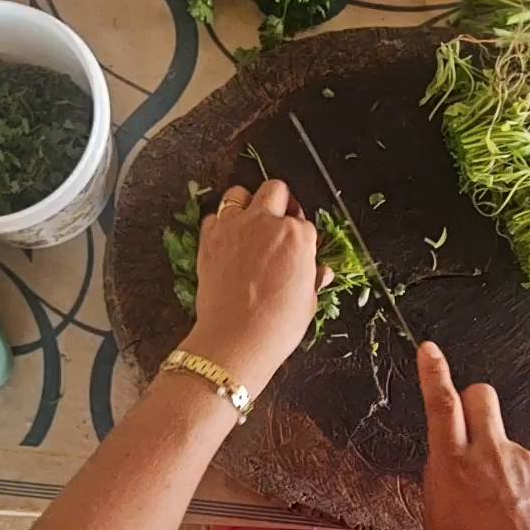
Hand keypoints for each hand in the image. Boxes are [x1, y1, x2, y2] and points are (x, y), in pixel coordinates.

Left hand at [178, 180, 332, 392]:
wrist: (237, 339)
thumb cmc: (276, 325)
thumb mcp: (307, 303)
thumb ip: (312, 279)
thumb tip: (319, 273)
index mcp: (297, 236)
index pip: (305, 224)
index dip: (301, 237)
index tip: (297, 250)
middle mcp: (266, 223)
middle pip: (276, 191)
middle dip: (280, 203)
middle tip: (278, 222)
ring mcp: (235, 227)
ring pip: (239, 194)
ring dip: (246, 204)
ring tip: (249, 222)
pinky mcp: (210, 239)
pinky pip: (213, 218)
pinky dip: (220, 225)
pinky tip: (227, 241)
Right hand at [416, 340, 529, 529]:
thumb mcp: (438, 518)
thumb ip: (442, 477)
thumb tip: (447, 455)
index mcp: (453, 467)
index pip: (442, 406)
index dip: (434, 374)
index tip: (430, 350)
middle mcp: (490, 455)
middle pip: (481, 396)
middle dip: (472, 401)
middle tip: (469, 428)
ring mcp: (525, 460)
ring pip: (504, 438)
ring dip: (497, 458)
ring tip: (500, 505)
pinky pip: (527, 462)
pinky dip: (520, 480)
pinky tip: (521, 512)